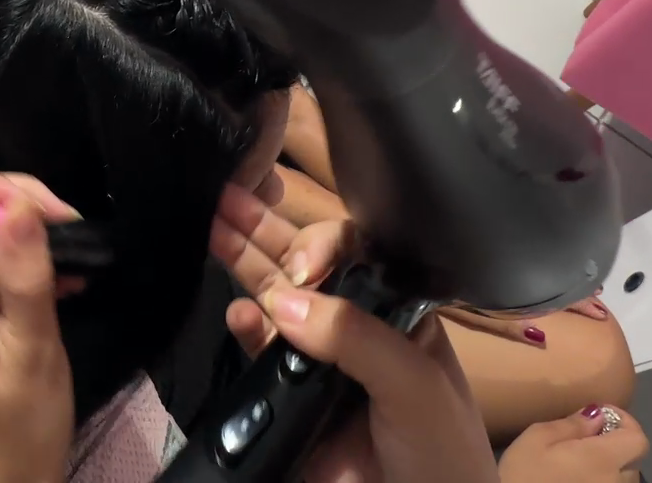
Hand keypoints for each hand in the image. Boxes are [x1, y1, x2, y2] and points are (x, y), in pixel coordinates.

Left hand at [0, 171, 77, 482]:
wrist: (6, 478)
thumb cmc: (15, 421)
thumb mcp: (29, 347)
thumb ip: (22, 275)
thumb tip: (21, 203)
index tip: (46, 211)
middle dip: (17, 202)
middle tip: (67, 224)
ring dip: (26, 225)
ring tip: (72, 247)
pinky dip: (24, 250)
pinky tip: (62, 270)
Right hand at [209, 186, 496, 482]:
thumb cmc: (439, 456)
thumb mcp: (416, 389)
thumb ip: (355, 337)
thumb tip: (282, 298)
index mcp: (394, 311)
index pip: (354, 252)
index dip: (322, 243)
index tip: (304, 265)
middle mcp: (350, 320)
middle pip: (302, 260)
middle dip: (264, 226)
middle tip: (228, 195)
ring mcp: (314, 352)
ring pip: (271, 290)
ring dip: (241, 256)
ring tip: (212, 224)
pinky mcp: (283, 387)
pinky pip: (257, 341)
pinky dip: (242, 322)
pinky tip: (237, 313)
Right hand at [498, 406, 648, 481]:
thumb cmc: (527, 473)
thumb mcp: (538, 437)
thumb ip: (571, 425)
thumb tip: (596, 414)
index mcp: (603, 459)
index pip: (638, 439)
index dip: (624, 421)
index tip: (598, 414)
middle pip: (631, 458)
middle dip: (611, 443)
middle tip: (578, 437)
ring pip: (623, 476)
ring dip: (607, 463)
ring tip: (573, 460)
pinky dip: (601, 478)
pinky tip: (574, 477)